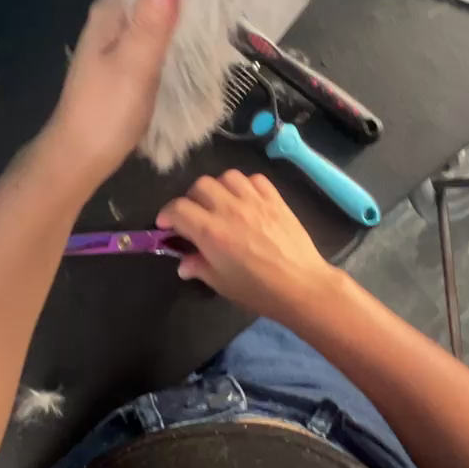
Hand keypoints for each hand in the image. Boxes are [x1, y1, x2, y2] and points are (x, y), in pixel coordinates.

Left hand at [43, 0, 179, 179]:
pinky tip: (196, 42)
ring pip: (154, 16)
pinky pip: (154, 38)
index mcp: (110, 13)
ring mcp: (116, 43)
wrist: (80, 157)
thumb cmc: (107, 112)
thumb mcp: (134, 65)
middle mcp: (111, 21)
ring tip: (220, 9)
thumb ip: (151, 22)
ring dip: (181, 12)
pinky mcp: (125, 64)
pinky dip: (174, 35)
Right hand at [157, 172, 343, 322]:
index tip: (166, 226)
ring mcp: (255, 201)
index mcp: (211, 232)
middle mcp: (230, 209)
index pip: (178, 208)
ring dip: (218, 188)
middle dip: (191, 199)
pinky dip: (245, 185)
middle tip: (195, 216)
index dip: (167, 215)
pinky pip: (255, 179)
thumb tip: (184, 262)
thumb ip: (199, 267)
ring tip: (221, 204)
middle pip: (200, 186)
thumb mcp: (222, 284)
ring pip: (226, 177)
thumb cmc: (259, 290)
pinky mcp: (276, 199)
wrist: (301, 285)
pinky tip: (246, 200)